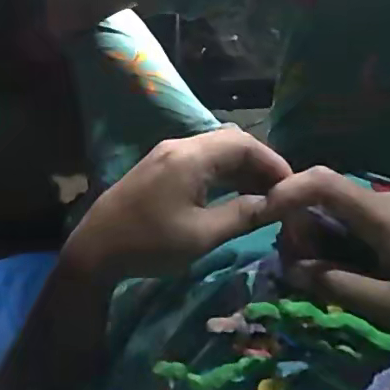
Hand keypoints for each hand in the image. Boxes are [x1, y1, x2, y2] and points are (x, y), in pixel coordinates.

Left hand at [61, 127, 292, 284]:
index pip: (244, 143)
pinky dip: (222, 173)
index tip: (294, 190)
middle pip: (230, 142)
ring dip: (241, 169)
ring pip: (215, 150)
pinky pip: (200, 160)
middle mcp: (179, 146)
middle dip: (260, 164)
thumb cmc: (150, 243)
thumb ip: (243, 215)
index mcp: (190, 156)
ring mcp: (166, 154)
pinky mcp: (159, 166)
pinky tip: (234, 196)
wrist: (95, 248)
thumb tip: (279, 204)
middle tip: (283, 195)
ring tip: (265, 199)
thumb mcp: (202, 234)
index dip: (274, 162)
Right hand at [266, 167, 389, 357]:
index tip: (263, 218)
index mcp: (380, 214)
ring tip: (314, 279)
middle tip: (294, 269)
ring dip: (314, 241)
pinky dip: (334, 248)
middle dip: (296, 226)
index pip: (319, 180)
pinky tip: (339, 277)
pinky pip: (352, 229)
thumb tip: (290, 270)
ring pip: (334, 214)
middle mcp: (381, 205)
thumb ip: (340, 287)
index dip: (285, 191)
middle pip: (320, 197)